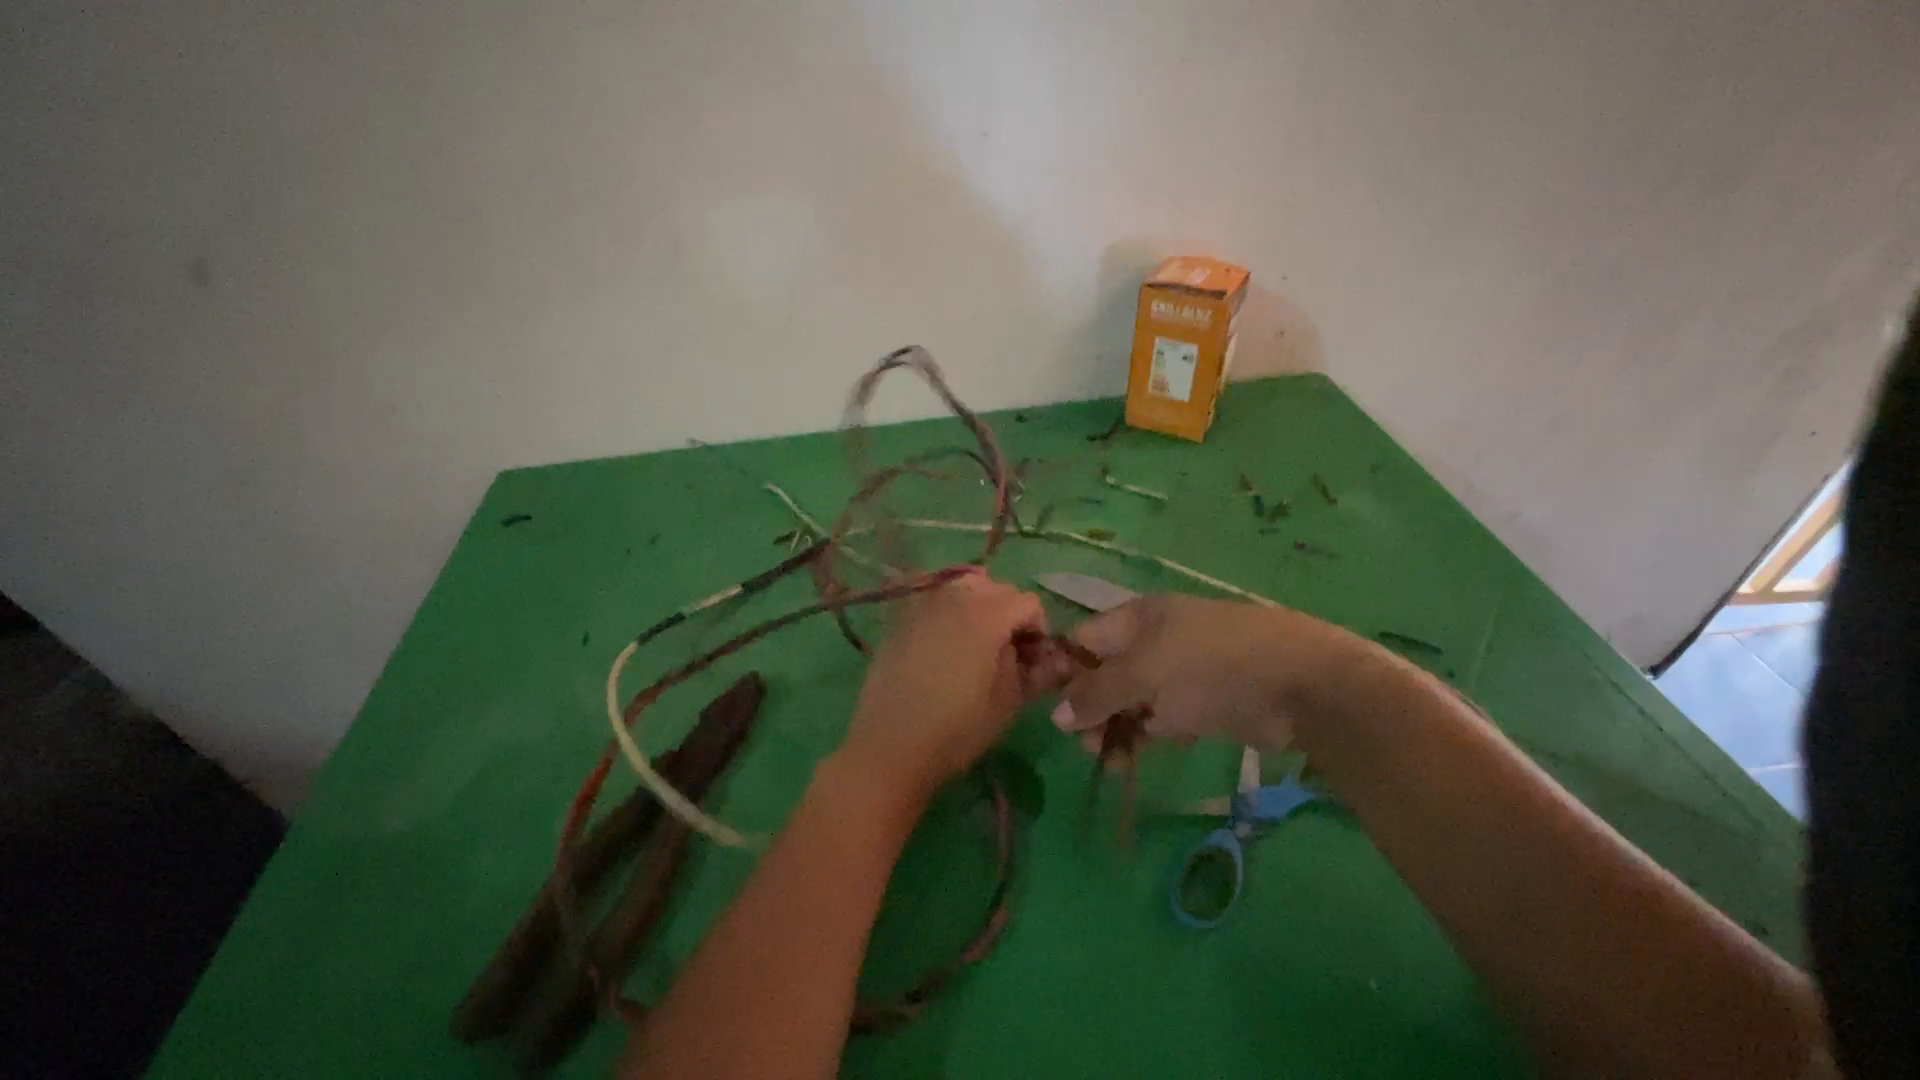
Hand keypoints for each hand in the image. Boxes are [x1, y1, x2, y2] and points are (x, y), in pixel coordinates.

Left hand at [840, 570, 1054, 794]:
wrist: (889, 747)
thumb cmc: (955, 732)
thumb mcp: (1006, 705)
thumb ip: (1029, 669)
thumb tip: (1034, 652)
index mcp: (986, 617)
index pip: (1027, 602)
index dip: (1037, 628)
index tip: (1032, 658)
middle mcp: (954, 599)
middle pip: (996, 587)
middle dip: (1010, 613)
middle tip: (1007, 651)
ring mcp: (922, 604)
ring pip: (963, 585)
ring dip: (978, 604)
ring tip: (976, 641)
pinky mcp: (900, 617)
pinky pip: (933, 595)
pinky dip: (948, 606)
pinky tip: (945, 638)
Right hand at [1050, 593, 1358, 752]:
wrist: (1298, 683)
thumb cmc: (1211, 664)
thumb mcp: (1144, 673)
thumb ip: (1097, 694)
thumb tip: (1056, 717)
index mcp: (1137, 617)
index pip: (1084, 638)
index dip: (1064, 669)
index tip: (1048, 707)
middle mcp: (1154, 640)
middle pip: (1106, 672)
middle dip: (1089, 706)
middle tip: (1083, 743)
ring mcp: (1179, 672)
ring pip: (1131, 700)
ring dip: (1114, 727)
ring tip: (1108, 760)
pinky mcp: (1201, 703)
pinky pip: (1159, 718)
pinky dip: (1144, 736)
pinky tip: (1133, 758)